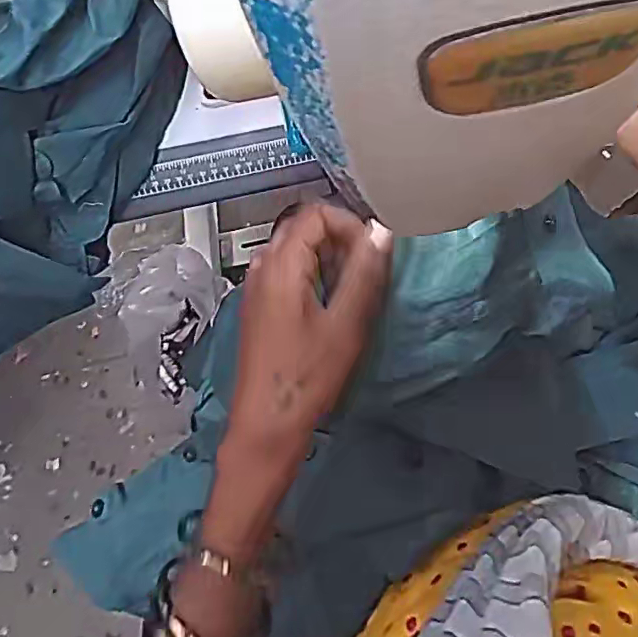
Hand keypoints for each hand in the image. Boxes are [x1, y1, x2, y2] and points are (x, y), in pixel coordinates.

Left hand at [227, 203, 392, 466]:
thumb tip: (381, 233)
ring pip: (296, 248)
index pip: (315, 214)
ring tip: (350, 289)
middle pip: (303, 227)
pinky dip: (313, 273)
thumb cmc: (307, 375)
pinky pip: (287, 269)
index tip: (370, 251)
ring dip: (328, 257)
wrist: (267, 422)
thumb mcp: (346, 323)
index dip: (348, 224)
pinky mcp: (259, 304)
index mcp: (280, 264)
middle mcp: (262, 267)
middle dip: (339, 239)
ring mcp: (256, 286)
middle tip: (364, 269)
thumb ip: (365, 272)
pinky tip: (329, 304)